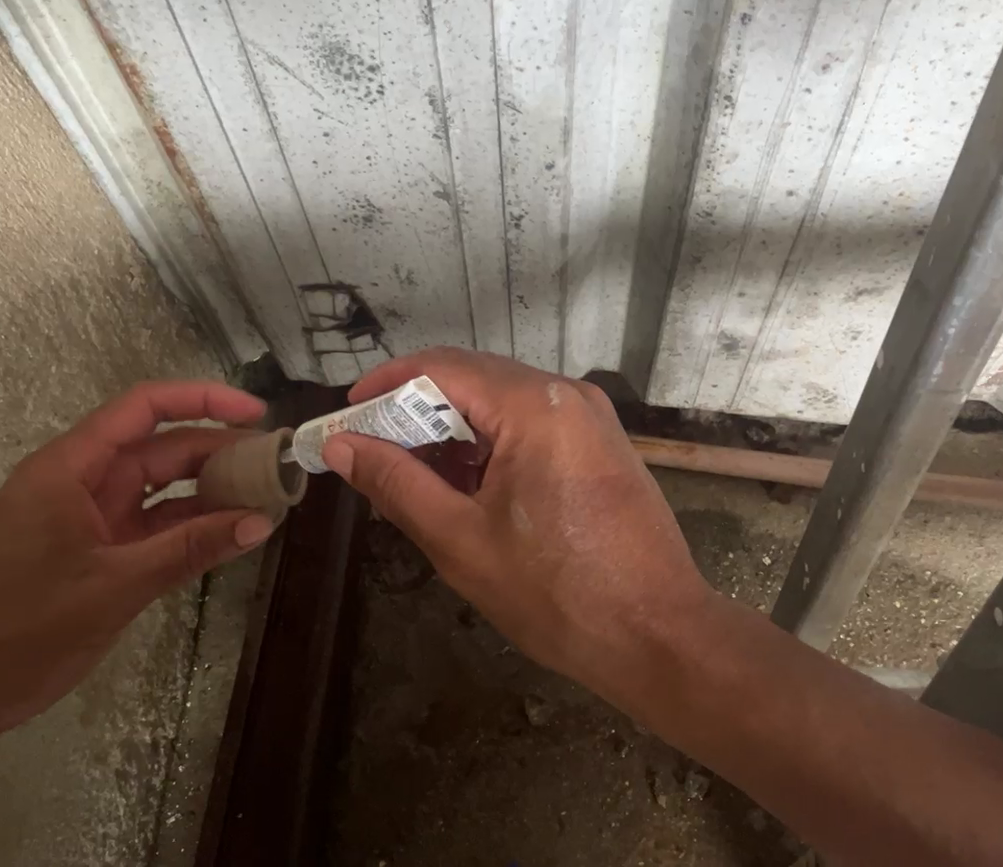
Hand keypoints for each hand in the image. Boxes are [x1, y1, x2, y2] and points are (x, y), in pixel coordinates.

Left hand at [0, 380, 277, 736]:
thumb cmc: (17, 631)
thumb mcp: (113, 586)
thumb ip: (190, 548)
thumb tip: (263, 521)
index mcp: (70, 469)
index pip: (144, 409)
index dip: (204, 400)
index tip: (256, 412)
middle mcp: (80, 483)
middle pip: (160, 448)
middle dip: (219, 451)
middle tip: (275, 466)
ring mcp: (86, 520)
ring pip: (160, 489)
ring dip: (209, 492)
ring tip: (265, 498)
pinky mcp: (91, 554)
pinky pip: (151, 526)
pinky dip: (189, 527)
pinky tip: (230, 533)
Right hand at [321, 348, 712, 687]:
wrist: (659, 635)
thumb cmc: (555, 593)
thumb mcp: (461, 540)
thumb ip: (397, 482)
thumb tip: (343, 445)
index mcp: (534, 405)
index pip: (443, 367)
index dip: (387, 384)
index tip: (347, 415)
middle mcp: (568, 395)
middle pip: (474, 378)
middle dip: (416, 408)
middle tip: (371, 448)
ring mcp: (592, 418)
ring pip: (504, 401)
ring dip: (454, 428)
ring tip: (411, 470)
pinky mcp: (602, 444)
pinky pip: (533, 423)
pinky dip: (492, 442)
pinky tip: (467, 481)